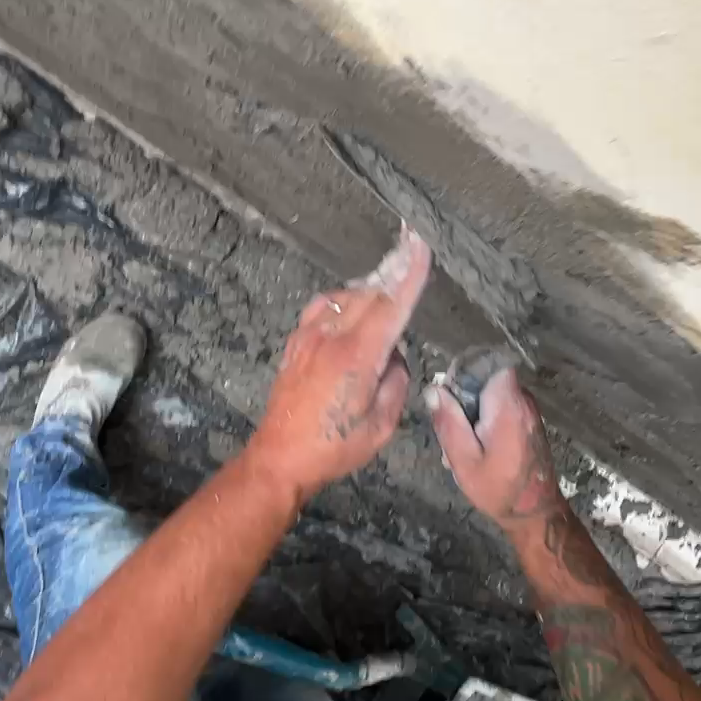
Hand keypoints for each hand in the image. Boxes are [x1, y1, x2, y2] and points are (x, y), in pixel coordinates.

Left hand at [245, 225, 432, 502]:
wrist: (280, 457)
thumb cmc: (333, 448)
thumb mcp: (382, 426)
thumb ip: (396, 382)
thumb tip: (394, 356)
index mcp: (356, 357)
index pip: (390, 305)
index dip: (409, 274)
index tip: (420, 244)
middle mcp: (330, 338)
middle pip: (370, 293)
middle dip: (394, 276)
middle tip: (411, 259)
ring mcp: (308, 337)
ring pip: (346, 296)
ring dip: (370, 292)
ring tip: (387, 299)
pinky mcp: (295, 343)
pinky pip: (323, 307)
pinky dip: (344, 303)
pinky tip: (352, 313)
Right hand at [427, 367, 564, 529]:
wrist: (535, 511)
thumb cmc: (498, 489)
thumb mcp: (464, 460)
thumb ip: (448, 422)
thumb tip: (433, 389)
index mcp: (508, 406)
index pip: (490, 362)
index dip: (466, 369)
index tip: (449, 392)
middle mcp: (522, 401)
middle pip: (487, 377)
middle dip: (464, 395)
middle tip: (450, 425)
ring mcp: (528, 410)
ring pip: (492, 393)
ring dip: (472, 411)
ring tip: (461, 442)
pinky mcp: (527, 421)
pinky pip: (501, 407)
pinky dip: (485, 420)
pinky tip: (476, 446)